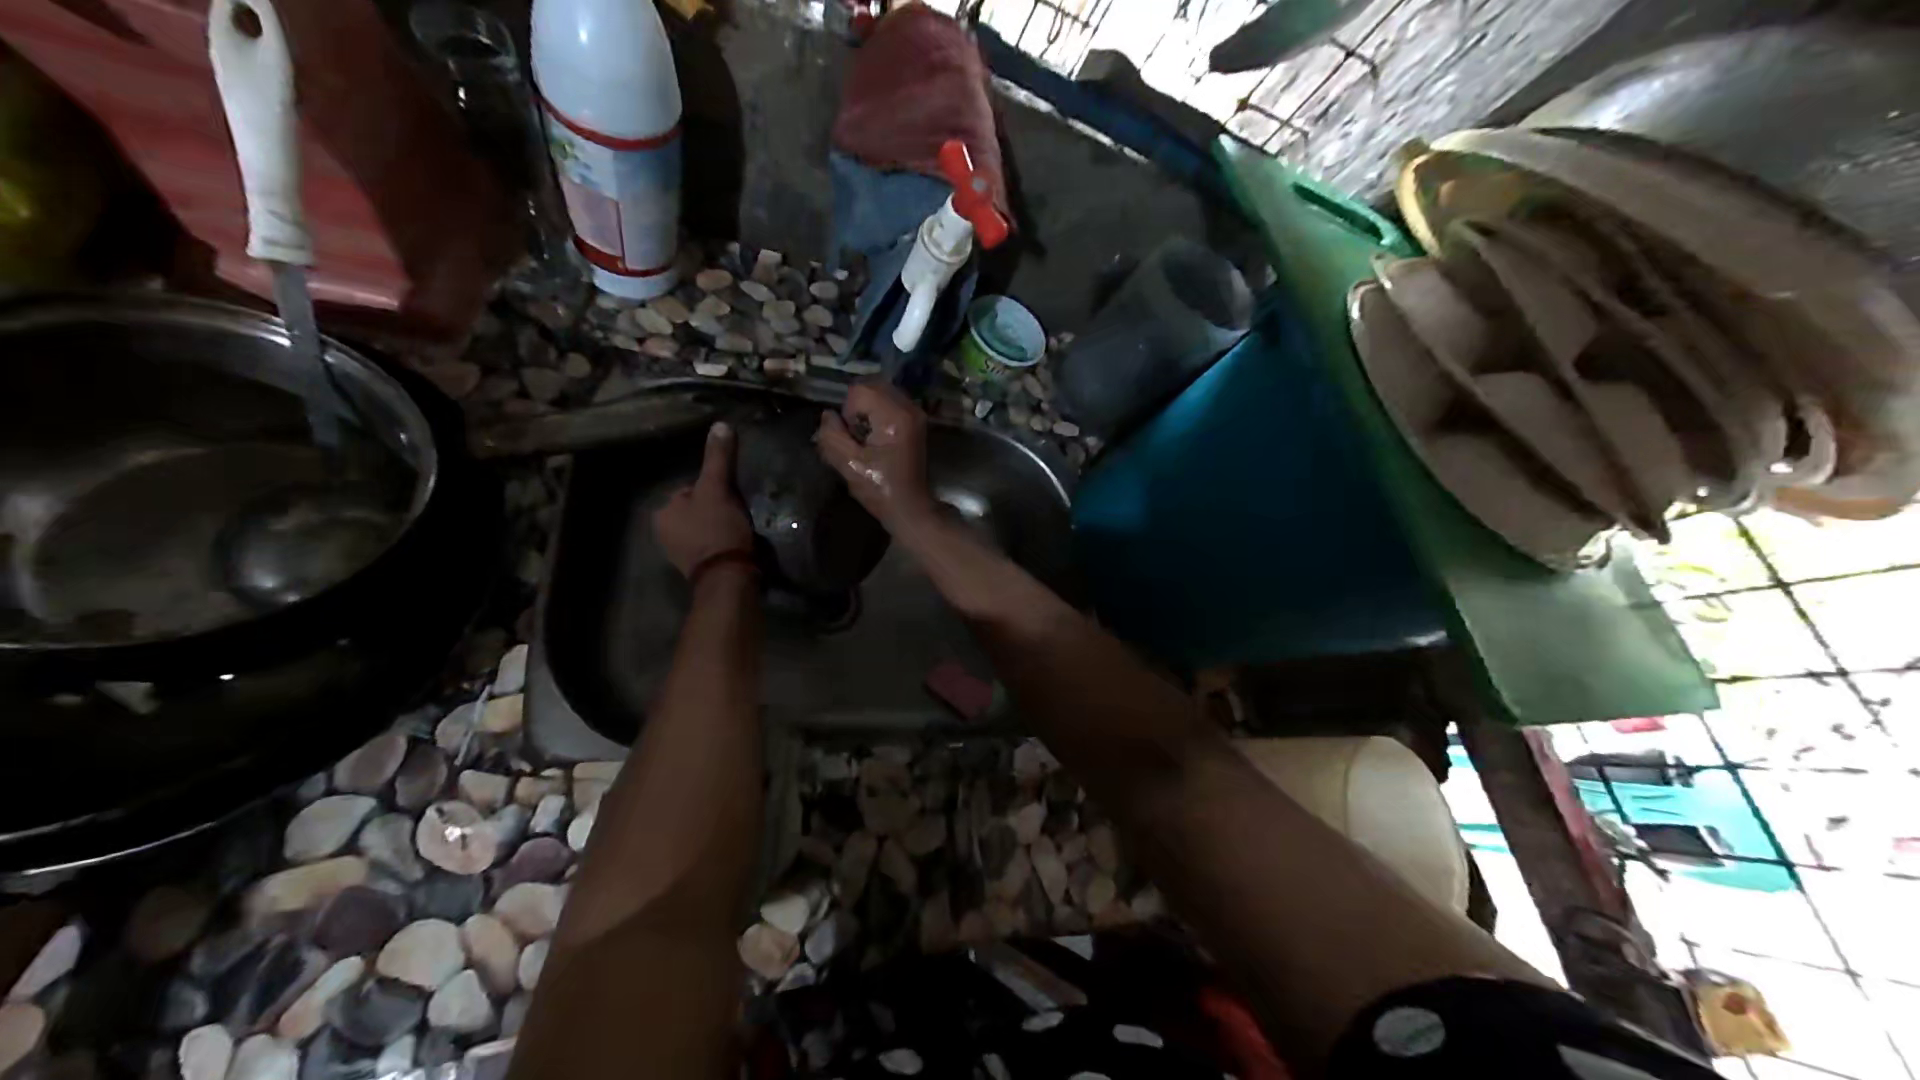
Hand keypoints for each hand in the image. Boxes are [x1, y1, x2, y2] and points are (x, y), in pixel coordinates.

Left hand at [653, 421, 754, 577]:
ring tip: (740, 528)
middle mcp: (662, 533)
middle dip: (714, 509)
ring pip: (703, 528)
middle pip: (697, 509)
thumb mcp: (718, 489)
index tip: (731, 496)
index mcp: (662, 512)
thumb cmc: (717, 529)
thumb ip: (717, 458)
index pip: (690, 489)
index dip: (714, 489)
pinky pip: (709, 546)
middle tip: (737, 513)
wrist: (728, 577)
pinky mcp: (696, 569)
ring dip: (718, 526)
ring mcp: (678, 554)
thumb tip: (720, 424)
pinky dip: (720, 543)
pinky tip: (736, 543)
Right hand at [817, 383, 936, 533]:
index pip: (860, 390)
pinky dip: (878, 412)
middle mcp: (909, 407)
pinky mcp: (915, 420)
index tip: (854, 437)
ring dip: (867, 408)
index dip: (848, 412)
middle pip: (872, 384)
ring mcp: (915, 413)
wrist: (909, 507)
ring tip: (868, 436)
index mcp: (895, 416)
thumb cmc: (880, 489)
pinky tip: (877, 437)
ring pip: (881, 391)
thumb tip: (828, 415)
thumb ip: (832, 435)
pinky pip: (890, 402)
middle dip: (857, 405)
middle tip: (858, 435)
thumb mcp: (848, 464)